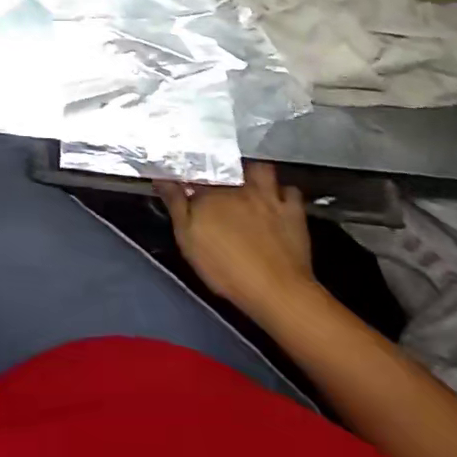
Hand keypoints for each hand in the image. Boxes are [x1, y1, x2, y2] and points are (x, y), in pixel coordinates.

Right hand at [157, 163, 317, 319]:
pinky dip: (283, 192)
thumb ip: (175, 205)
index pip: (194, 172)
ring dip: (254, 172)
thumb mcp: (188, 239)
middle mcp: (239, 186)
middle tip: (216, 176)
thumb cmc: (226, 268)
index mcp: (211, 193)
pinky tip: (278, 198)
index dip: (187, 171)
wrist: (275, 290)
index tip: (181, 176)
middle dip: (220, 166)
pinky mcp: (293, 210)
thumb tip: (163, 178)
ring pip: (261, 169)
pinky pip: (289, 191)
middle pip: (226, 166)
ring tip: (248, 179)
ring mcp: (269, 196)